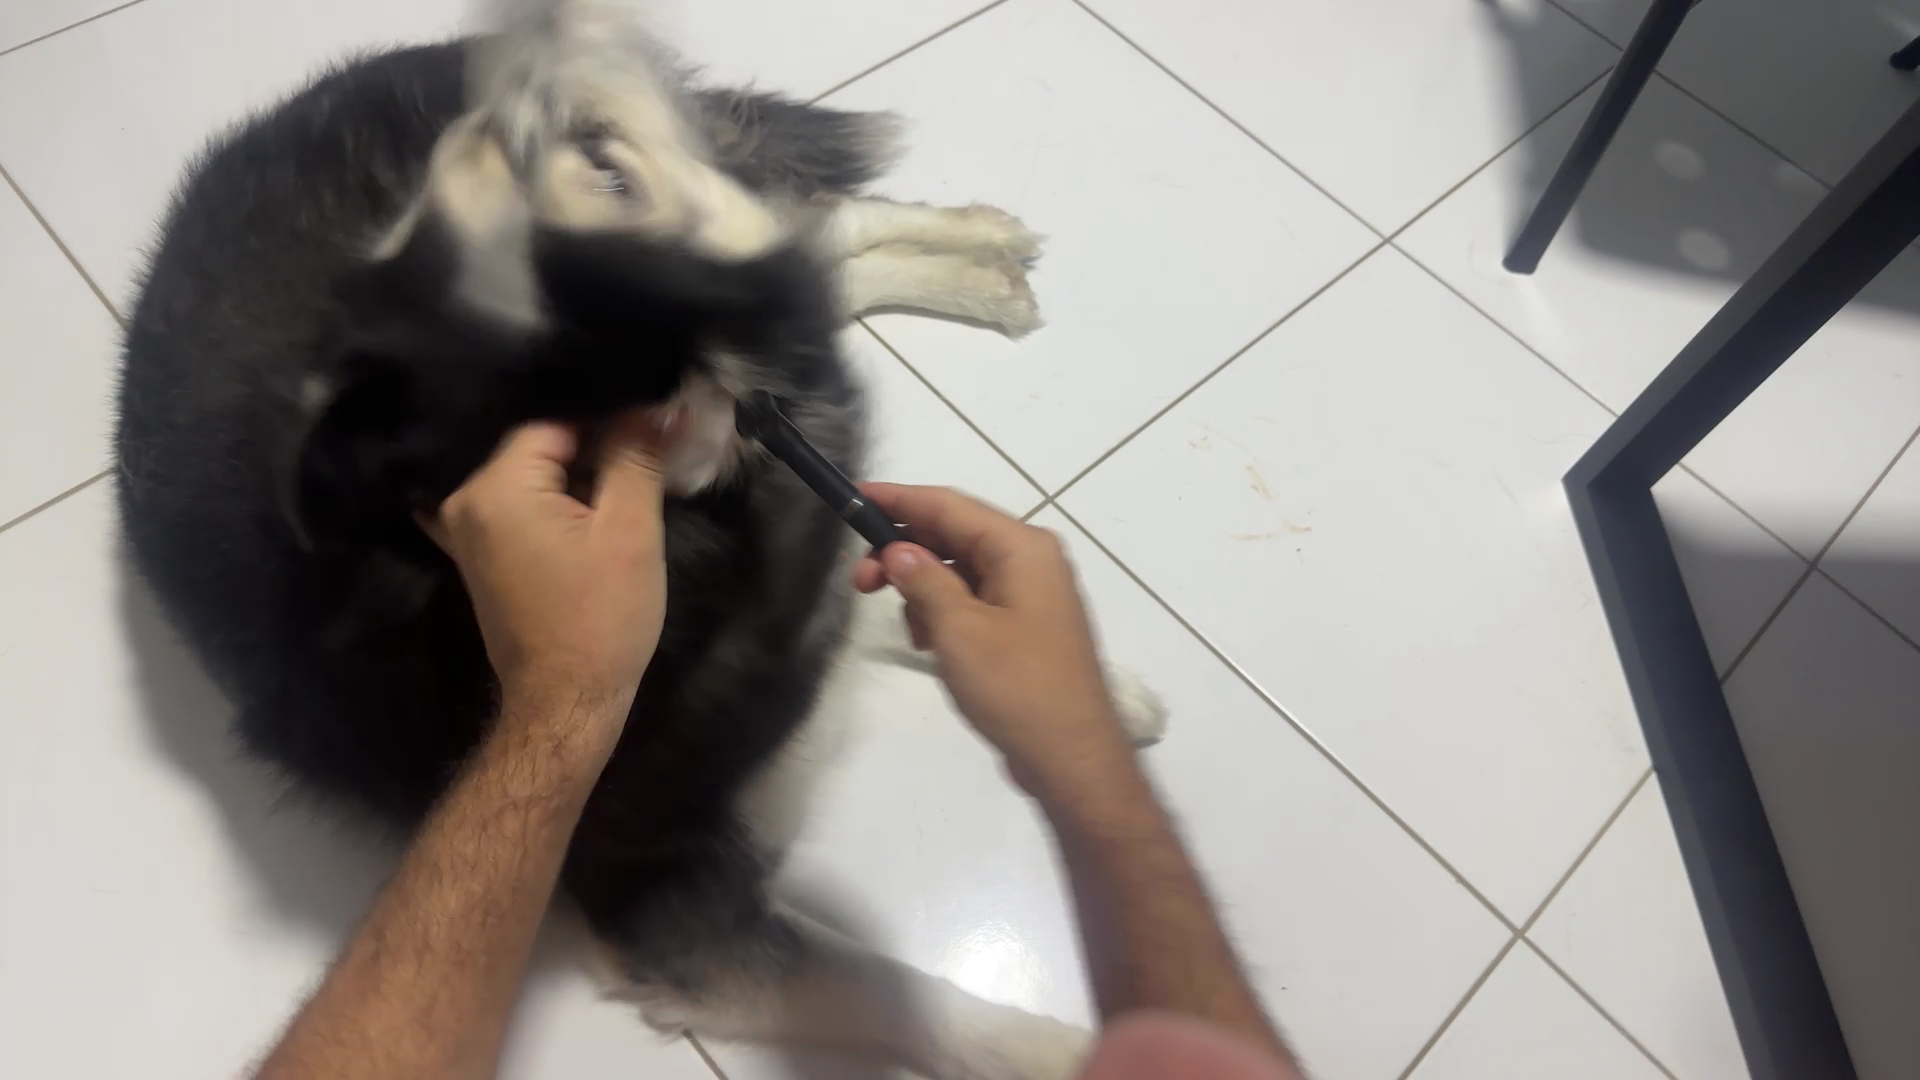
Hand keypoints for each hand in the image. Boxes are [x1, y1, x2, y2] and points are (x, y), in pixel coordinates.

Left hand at [425, 410, 679, 735]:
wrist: (569, 699)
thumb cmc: (603, 614)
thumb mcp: (630, 530)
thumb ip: (639, 458)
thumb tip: (664, 406)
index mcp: (494, 488)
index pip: (557, 424)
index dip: (612, 425)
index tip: (657, 437)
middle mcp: (465, 503)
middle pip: (542, 451)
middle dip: (598, 452)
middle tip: (651, 462)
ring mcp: (467, 536)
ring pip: (535, 481)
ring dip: (582, 481)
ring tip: (629, 486)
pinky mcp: (483, 561)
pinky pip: (522, 511)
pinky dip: (558, 506)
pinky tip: (589, 511)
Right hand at [853, 483, 1132, 799]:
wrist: (1072, 757)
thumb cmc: (1016, 686)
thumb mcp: (959, 629)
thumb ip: (925, 580)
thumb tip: (899, 550)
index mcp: (1022, 547)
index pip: (949, 506)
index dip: (900, 499)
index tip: (855, 498)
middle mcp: (1030, 560)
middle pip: (954, 537)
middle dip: (905, 555)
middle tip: (860, 583)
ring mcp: (1031, 594)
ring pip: (961, 571)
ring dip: (924, 591)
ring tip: (910, 631)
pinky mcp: (1025, 625)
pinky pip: (975, 600)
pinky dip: (946, 614)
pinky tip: (930, 644)